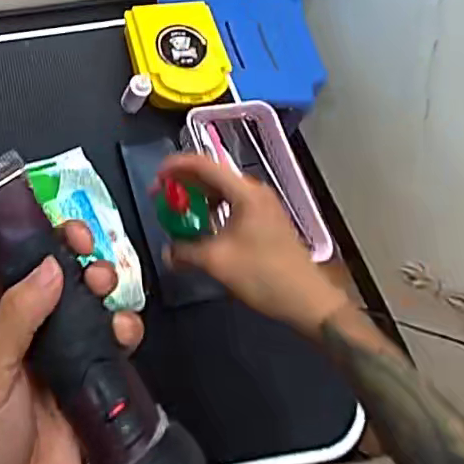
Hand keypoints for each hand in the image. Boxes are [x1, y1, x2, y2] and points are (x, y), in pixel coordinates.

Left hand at [0, 221, 144, 463]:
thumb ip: (15, 320)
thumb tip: (47, 267)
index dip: (9, 223)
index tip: (30, 198)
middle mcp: (27, 325)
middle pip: (49, 267)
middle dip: (68, 245)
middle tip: (81, 237)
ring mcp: (60, 349)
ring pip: (85, 295)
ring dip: (100, 279)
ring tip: (103, 281)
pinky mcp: (90, 374)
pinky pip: (112, 337)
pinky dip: (123, 325)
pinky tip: (122, 330)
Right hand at [160, 154, 351, 337]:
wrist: (307, 299)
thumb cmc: (263, 274)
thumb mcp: (217, 262)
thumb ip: (186, 251)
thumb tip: (167, 251)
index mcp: (244, 192)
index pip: (204, 164)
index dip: (177, 166)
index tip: (156, 177)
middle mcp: (254, 191)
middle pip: (213, 175)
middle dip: (184, 183)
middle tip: (161, 196)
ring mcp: (262, 205)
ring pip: (222, 190)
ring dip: (198, 197)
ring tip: (177, 211)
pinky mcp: (265, 220)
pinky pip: (232, 204)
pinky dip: (213, 209)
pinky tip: (202, 226)